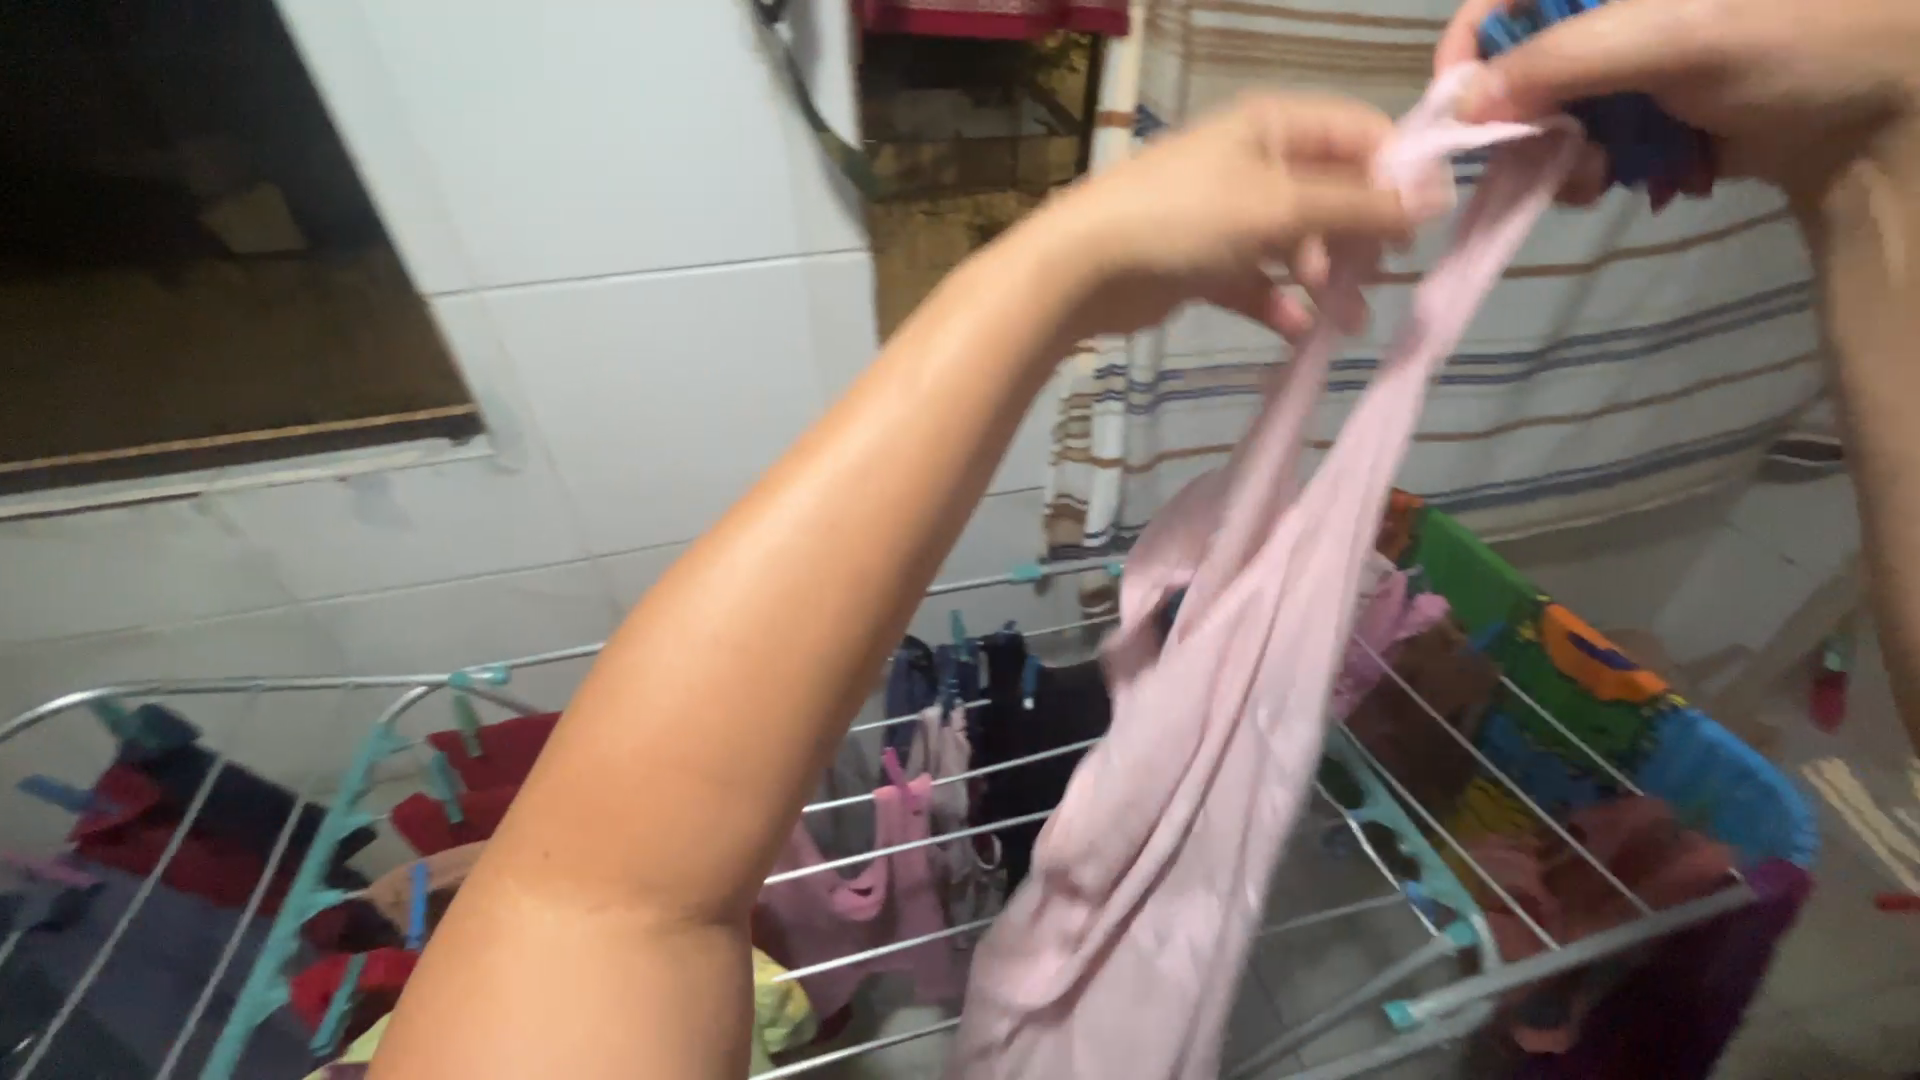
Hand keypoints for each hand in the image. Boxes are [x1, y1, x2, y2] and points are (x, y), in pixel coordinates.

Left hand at [1013, 93, 1445, 343]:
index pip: (1358, 136)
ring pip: (1292, 246)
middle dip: (1356, 240)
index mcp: (1274, 127)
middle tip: (1376, 282)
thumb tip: (1435, 199)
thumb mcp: (1282, 206)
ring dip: (1321, 283)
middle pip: (1328, 197)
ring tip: (1343, 323)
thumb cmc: (1186, 219)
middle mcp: (1252, 166)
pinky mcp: (1200, 265)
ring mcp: (1224, 218)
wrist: (1085, 267)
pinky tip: (1296, 334)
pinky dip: (1276, 305)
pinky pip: (1254, 283)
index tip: (1419, 228)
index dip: (1395, 177)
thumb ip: (1359, 206)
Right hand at [1435, 0, 1919, 205]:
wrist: (1881, 115)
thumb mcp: (1682, 35)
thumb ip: (1564, 60)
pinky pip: (1565, 141)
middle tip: (1533, 152)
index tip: (1459, 100)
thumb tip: (1464, 106)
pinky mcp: (1627, 104)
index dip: (1470, 39)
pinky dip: (1573, 169)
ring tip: (1590, 172)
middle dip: (1515, 115)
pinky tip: (1605, 178)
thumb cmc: (1804, 45)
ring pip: (1535, 109)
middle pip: (1515, 57)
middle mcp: (1613, 6)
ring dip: (1546, 153)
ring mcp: (1621, 57)